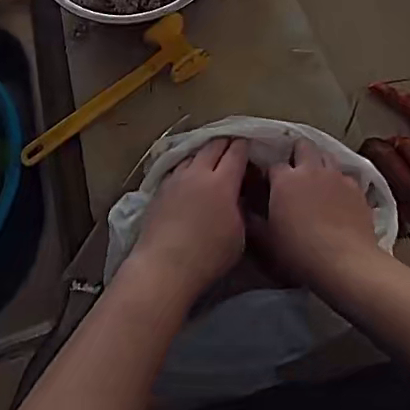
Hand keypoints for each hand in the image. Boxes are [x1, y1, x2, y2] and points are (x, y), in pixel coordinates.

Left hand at [127, 137, 248, 299]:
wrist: (164, 266)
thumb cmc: (208, 256)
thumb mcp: (239, 236)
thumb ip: (240, 209)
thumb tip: (237, 196)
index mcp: (223, 182)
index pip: (236, 152)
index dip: (244, 145)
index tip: (249, 146)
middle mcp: (199, 172)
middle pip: (214, 145)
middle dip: (226, 142)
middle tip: (233, 147)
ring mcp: (177, 178)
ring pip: (194, 153)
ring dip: (205, 152)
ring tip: (210, 158)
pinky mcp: (161, 188)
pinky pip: (178, 168)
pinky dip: (188, 166)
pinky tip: (189, 175)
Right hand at [251, 140, 385, 287]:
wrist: (345, 263)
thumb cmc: (298, 253)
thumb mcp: (264, 243)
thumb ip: (251, 221)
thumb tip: (242, 206)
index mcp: (285, 179)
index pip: (273, 165)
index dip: (270, 176)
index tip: (268, 188)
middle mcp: (311, 169)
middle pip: (303, 146)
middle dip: (297, 154)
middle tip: (294, 174)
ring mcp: (336, 176)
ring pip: (326, 155)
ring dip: (319, 163)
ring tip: (317, 180)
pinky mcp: (356, 188)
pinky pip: (346, 176)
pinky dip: (339, 182)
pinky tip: (338, 197)